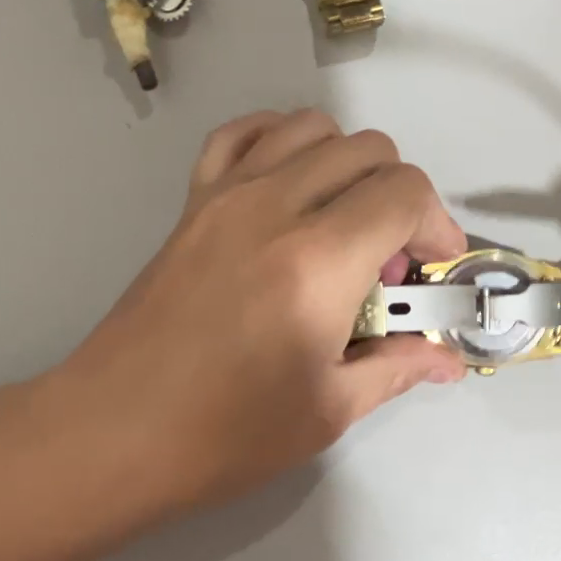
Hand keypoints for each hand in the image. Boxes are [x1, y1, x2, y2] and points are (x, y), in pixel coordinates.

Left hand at [55, 110, 468, 507]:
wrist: (115, 429)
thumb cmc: (225, 433)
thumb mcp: (327, 410)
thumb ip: (395, 367)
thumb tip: (445, 357)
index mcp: (319, 261)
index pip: (404, 192)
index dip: (437, 224)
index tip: (429, 272)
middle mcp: (274, 207)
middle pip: (366, 150)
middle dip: (398, 197)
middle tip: (386, 265)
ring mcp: (225, 196)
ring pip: (308, 127)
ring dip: (345, 163)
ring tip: (340, 224)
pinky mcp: (191, 204)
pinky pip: (239, 135)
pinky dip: (277, 141)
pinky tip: (286, 185)